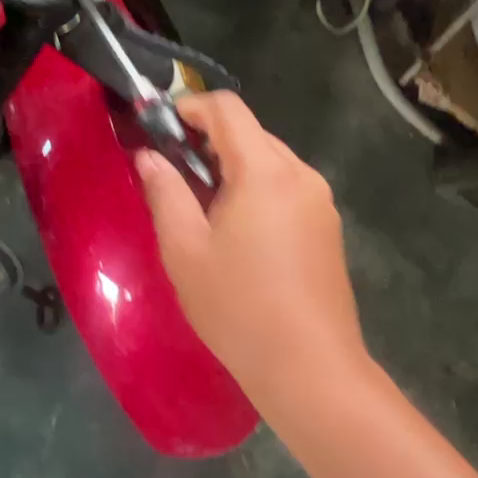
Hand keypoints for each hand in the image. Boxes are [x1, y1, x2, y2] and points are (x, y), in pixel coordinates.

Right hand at [135, 92, 365, 400]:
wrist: (311, 370)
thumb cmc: (239, 307)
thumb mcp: (185, 249)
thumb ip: (164, 192)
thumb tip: (149, 156)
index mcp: (265, 170)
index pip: (227, 108)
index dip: (189, 107)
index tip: (159, 128)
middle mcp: (300, 174)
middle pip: (249, 132)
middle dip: (208, 140)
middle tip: (172, 173)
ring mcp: (320, 201)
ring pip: (269, 160)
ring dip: (232, 166)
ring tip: (201, 207)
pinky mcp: (328, 227)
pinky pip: (285, 187)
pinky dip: (256, 189)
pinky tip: (237, 232)